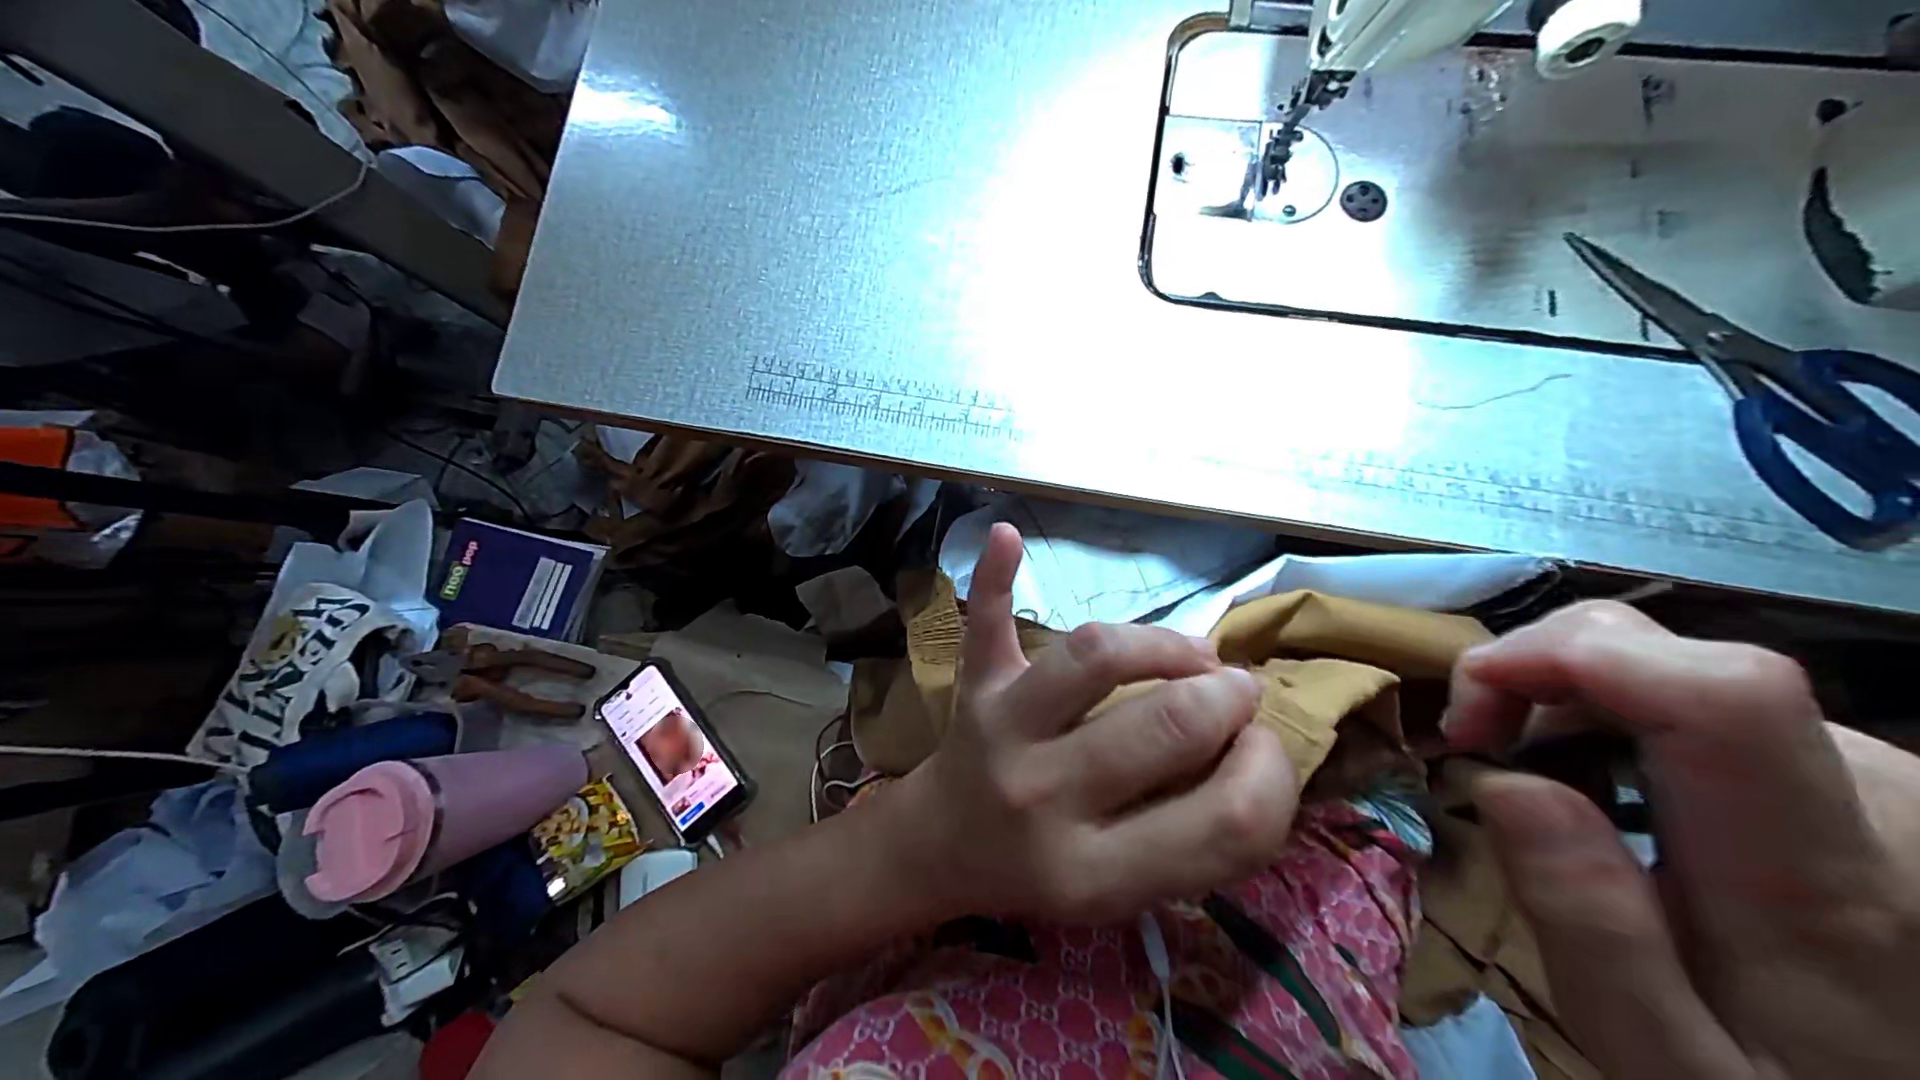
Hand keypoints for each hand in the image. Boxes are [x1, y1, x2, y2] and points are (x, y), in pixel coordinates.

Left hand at [888, 523, 1297, 923]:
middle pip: (1165, 725)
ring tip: (1195, 656)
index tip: (1260, 749)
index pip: (1225, 821)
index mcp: (1096, 873)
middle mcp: (1043, 797)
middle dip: (1225, 699)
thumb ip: (1198, 839)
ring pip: (1093, 656)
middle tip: (1236, 691)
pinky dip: (993, 578)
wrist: (947, 845)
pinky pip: (982, 626)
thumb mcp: (1128, 891)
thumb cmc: (1047, 868)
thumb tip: (1257, 742)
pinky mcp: (974, 687)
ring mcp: (1000, 730)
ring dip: (1162, 644)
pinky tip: (1006, 535)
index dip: (1271, 775)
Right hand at [1444, 600, 1919, 1079]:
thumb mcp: (1656, 1048)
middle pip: (1673, 655)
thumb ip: (1587, 919)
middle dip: (1535, 669)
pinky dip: (1609, 708)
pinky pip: (1697, 693)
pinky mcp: (1859, 769)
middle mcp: (1876, 799)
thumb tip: (1502, 779)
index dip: (1570, 657)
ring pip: (1672, 666)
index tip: (1470, 707)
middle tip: (1473, 737)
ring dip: (1563, 692)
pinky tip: (1590, 768)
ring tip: (1520, 759)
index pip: (1718, 694)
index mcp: (1816, 883)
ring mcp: (1879, 774)